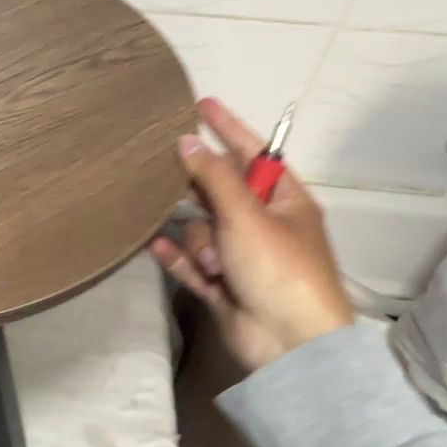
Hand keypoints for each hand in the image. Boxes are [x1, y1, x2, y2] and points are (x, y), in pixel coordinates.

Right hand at [150, 97, 352, 370]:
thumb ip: (213, 177)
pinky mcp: (223, 286)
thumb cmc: (279, 270)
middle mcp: (264, 224)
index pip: (253, 154)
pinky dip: (178, 257)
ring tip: (214, 264)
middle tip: (166, 173)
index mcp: (285, 201)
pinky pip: (190, 262)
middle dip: (200, 196)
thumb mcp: (247, 216)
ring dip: (200, 244)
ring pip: (202, 231)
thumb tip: (187, 141)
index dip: (227, 128)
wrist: (288, 343)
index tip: (200, 103)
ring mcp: (242, 257)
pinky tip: (158, 247)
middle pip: (220, 193)